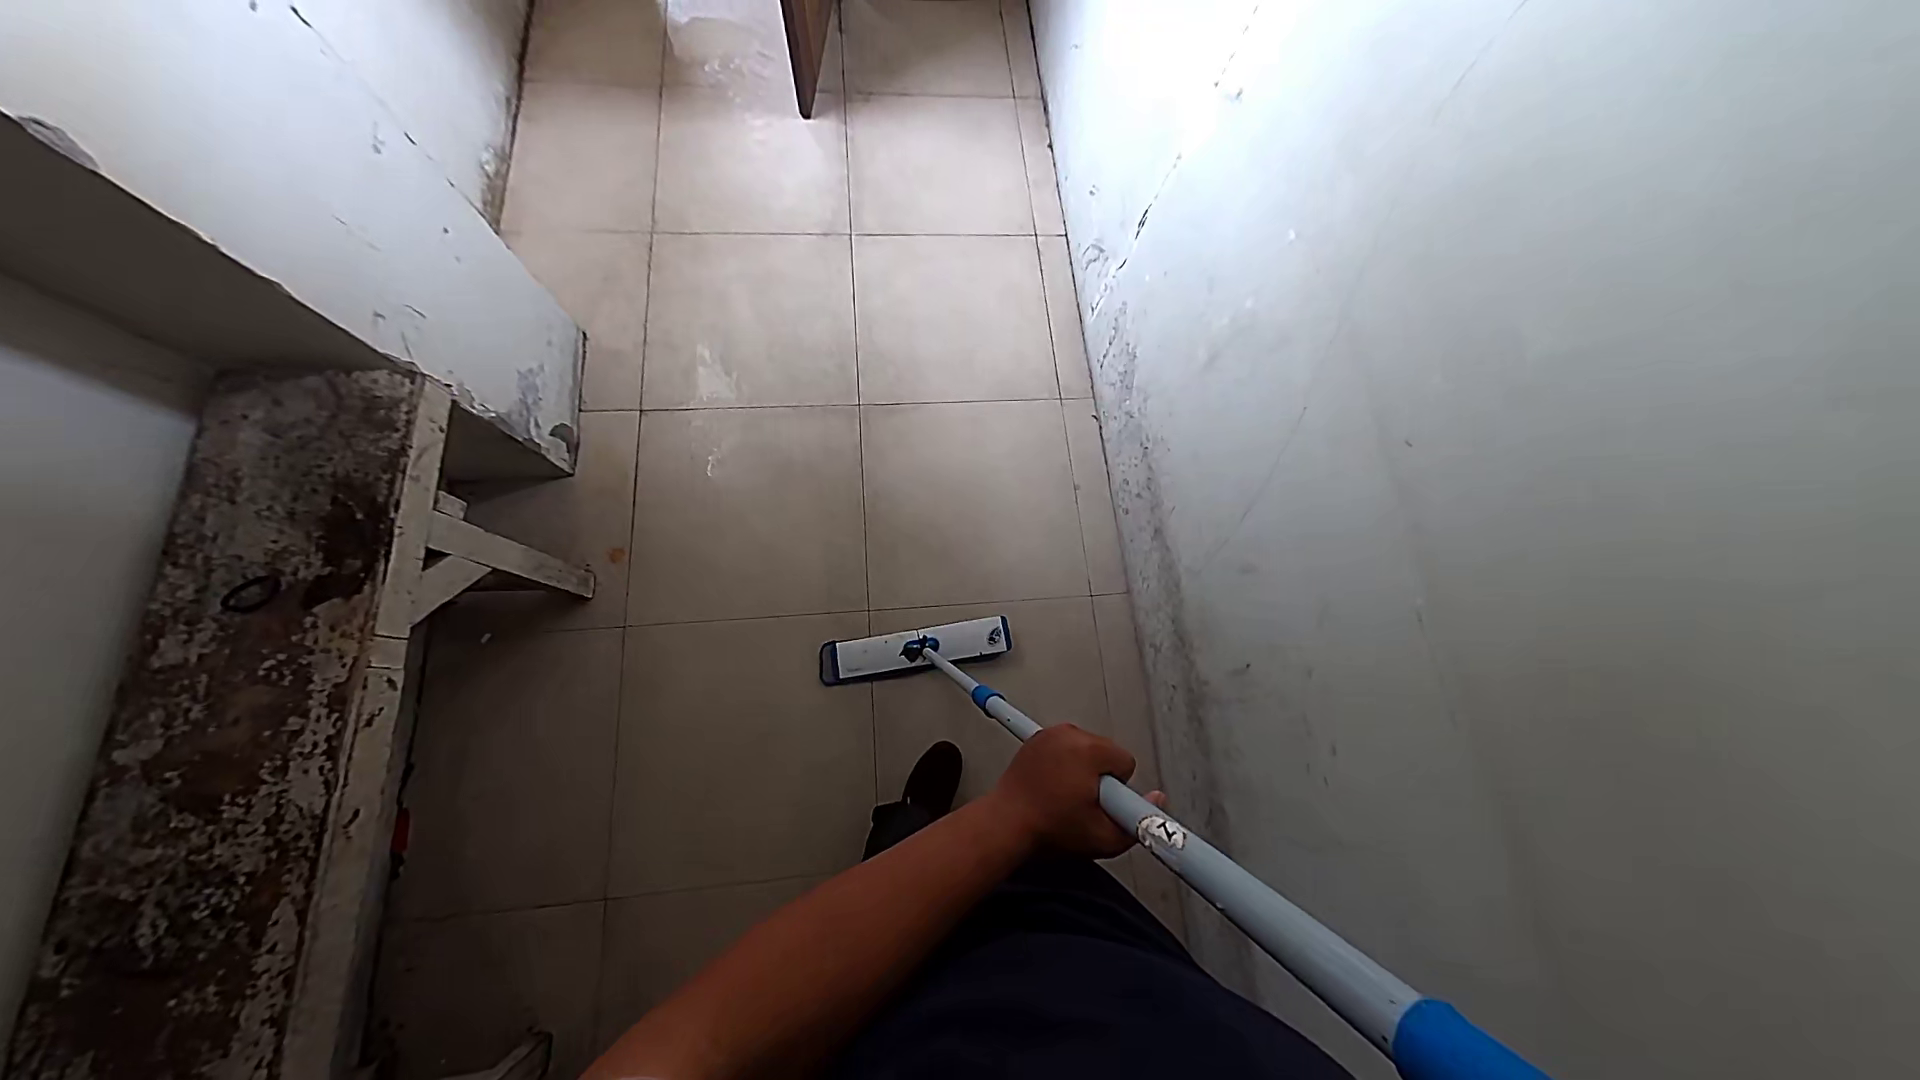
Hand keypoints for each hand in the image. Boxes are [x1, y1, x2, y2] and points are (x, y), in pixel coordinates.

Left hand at [986, 724, 1166, 858]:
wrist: (1007, 822)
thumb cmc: (1050, 828)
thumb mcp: (1104, 838)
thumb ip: (1138, 821)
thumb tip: (1157, 799)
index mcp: (1090, 750)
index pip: (1125, 761)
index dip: (1118, 788)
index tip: (1101, 803)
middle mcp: (1070, 734)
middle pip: (1105, 752)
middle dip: (1100, 775)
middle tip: (1082, 801)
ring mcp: (1050, 734)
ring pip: (1085, 748)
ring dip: (1082, 767)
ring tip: (1064, 794)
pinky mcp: (1036, 738)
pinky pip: (1064, 747)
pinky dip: (1063, 761)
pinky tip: (1052, 784)